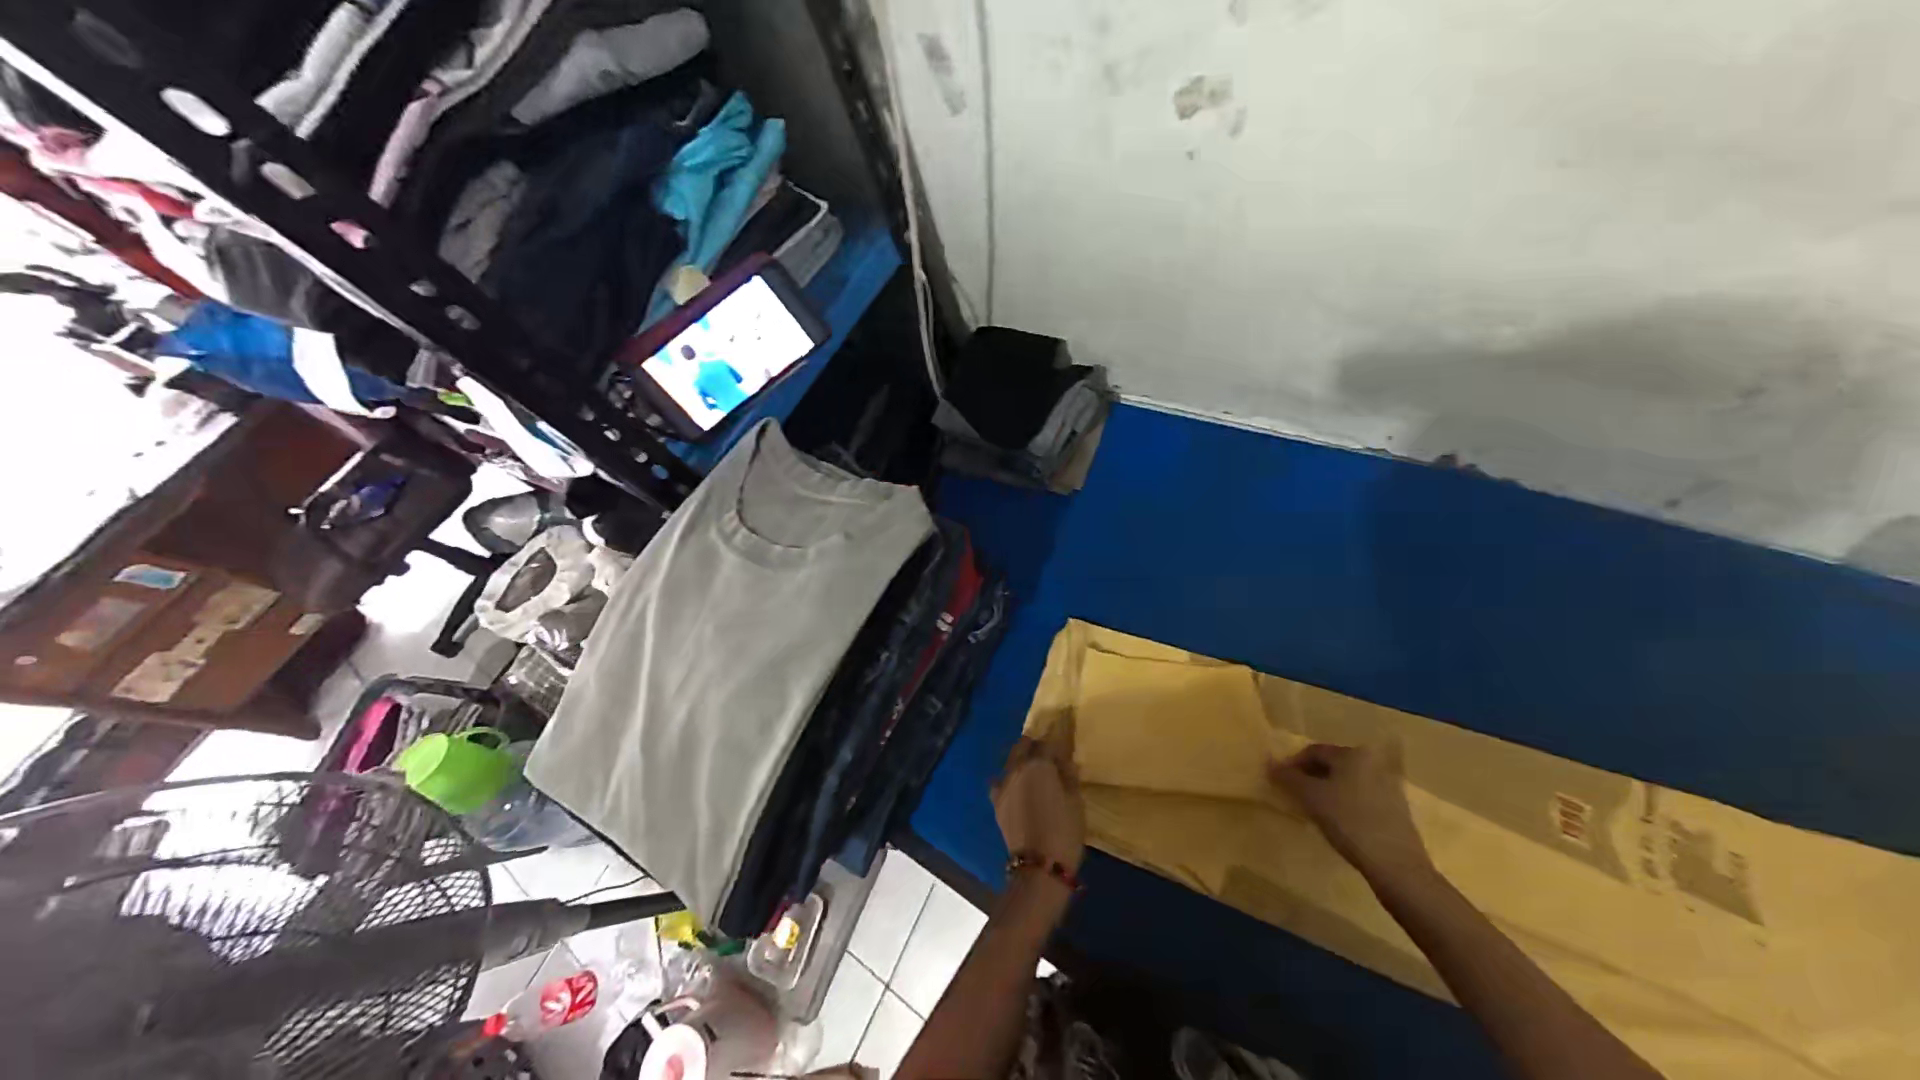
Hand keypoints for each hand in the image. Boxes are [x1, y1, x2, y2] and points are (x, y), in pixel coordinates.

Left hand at [993, 737, 1085, 872]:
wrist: (1039, 865)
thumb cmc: (1064, 830)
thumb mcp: (1076, 801)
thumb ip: (1069, 776)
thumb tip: (1065, 760)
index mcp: (1038, 765)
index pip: (1048, 743)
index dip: (1058, 742)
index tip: (1064, 745)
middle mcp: (1017, 768)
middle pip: (1023, 746)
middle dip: (1035, 745)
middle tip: (1048, 755)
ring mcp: (1003, 785)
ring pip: (1010, 761)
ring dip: (1020, 761)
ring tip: (1033, 772)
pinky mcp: (996, 802)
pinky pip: (1000, 782)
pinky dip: (1008, 781)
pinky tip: (1016, 789)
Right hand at [1268, 741, 1431, 882]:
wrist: (1395, 863)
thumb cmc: (1349, 821)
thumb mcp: (1311, 797)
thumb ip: (1288, 778)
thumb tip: (1271, 765)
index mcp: (1353, 754)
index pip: (1314, 751)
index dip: (1292, 763)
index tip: (1278, 780)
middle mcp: (1373, 762)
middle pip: (1332, 763)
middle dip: (1310, 775)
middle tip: (1293, 793)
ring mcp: (1388, 784)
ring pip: (1347, 779)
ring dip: (1327, 788)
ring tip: (1313, 806)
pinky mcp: (1396, 806)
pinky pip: (1361, 794)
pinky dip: (1345, 800)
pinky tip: (1337, 818)